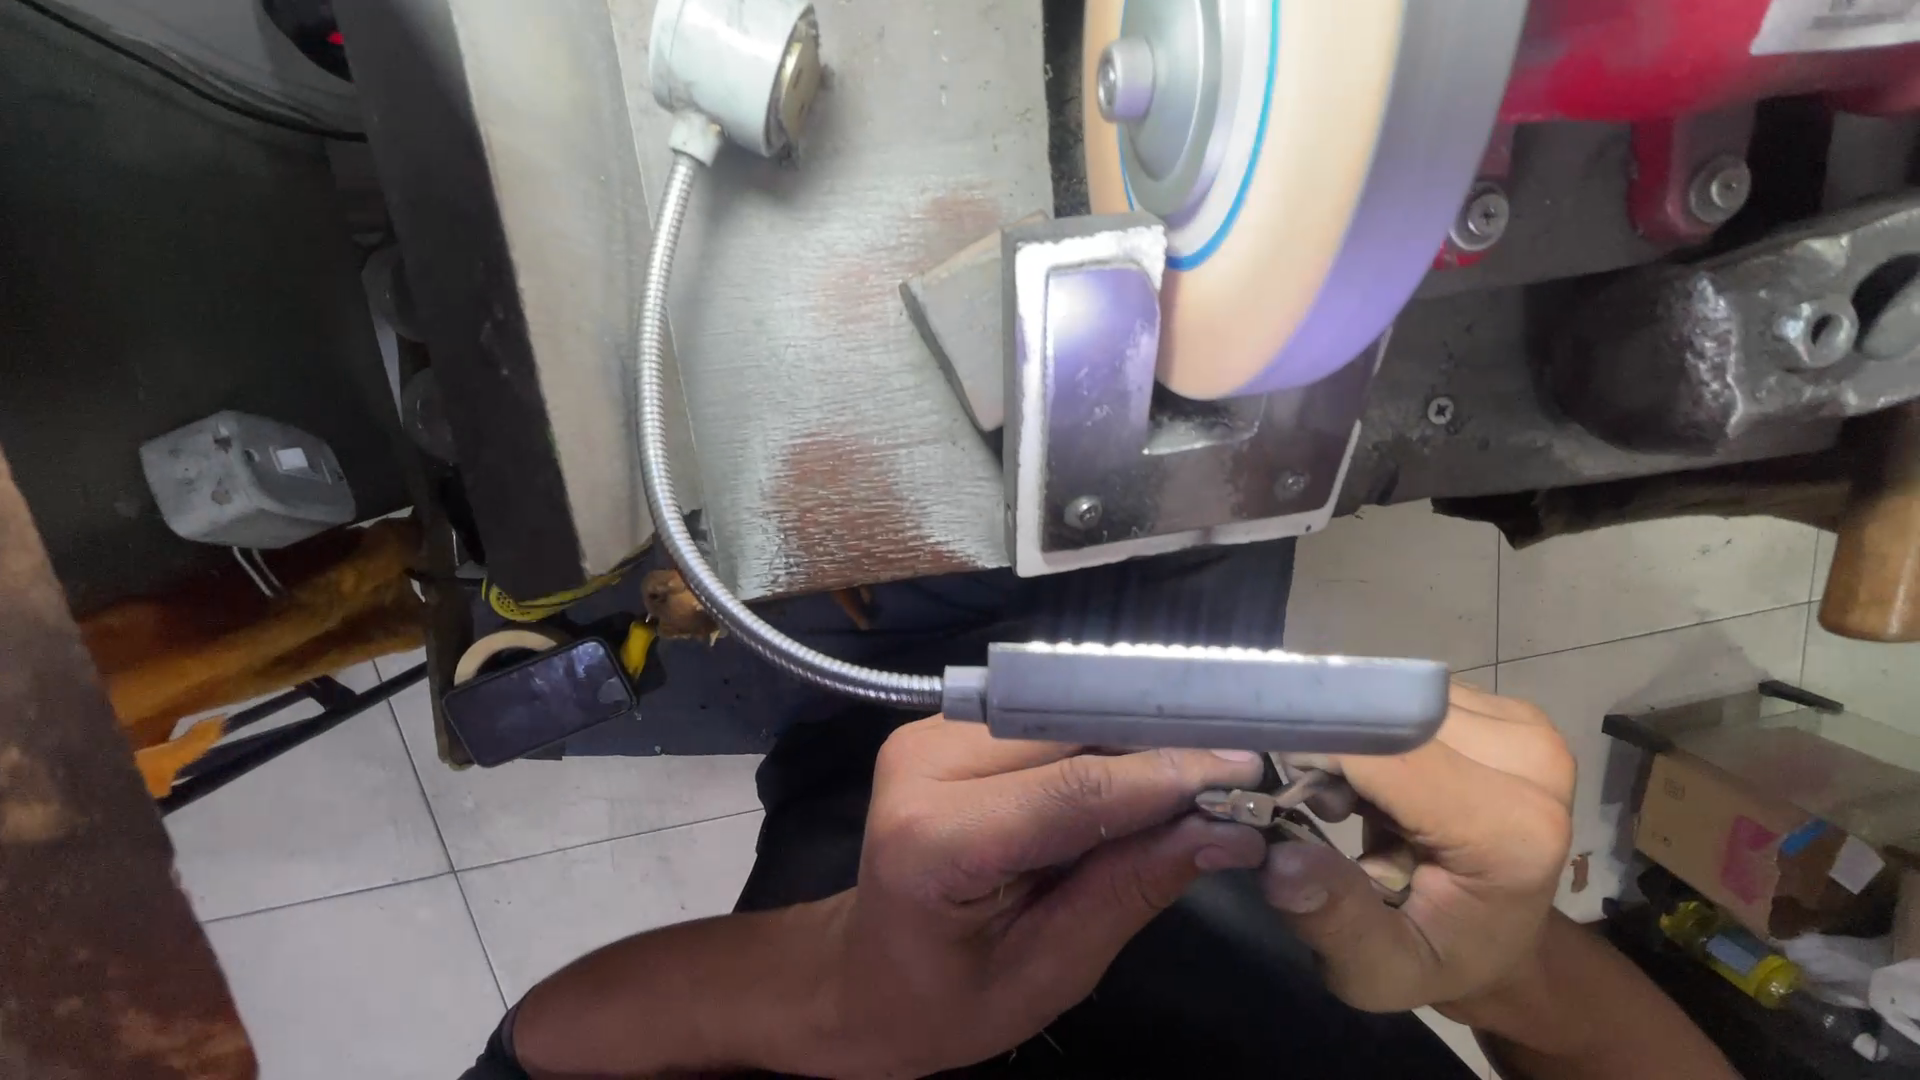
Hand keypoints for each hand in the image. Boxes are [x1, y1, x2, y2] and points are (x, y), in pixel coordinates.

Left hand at [814, 717, 1268, 1078]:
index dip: (1166, 775)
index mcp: (931, 839)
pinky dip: (1095, 739)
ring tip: (1196, 772)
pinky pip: (1040, 718)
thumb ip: (1130, 889)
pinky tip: (1135, 767)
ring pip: (1059, 714)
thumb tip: (1225, 830)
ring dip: (1130, 739)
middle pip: (1067, 734)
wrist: (864, 971)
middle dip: (1156, 748)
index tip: (1246, 772)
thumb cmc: (945, 998)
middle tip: (1235, 772)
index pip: (1072, 789)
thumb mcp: (1048, 971)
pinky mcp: (942, 725)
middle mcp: (922, 761)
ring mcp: (928, 732)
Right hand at [1259, 683, 1574, 1017]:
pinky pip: (1407, 697)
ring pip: (1390, 698)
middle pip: (1383, 715)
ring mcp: (1525, 732)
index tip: (1277, 785)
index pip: (1383, 753)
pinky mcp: (1510, 714)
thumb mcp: (1380, 972)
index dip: (1313, 752)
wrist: (1509, 945)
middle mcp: (1530, 767)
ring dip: (1354, 737)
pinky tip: (1385, 776)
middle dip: (1331, 746)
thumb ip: (1334, 922)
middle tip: (1320, 802)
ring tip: (1355, 796)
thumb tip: (1282, 859)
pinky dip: (1378, 730)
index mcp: (1510, 833)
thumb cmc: (1443, 957)